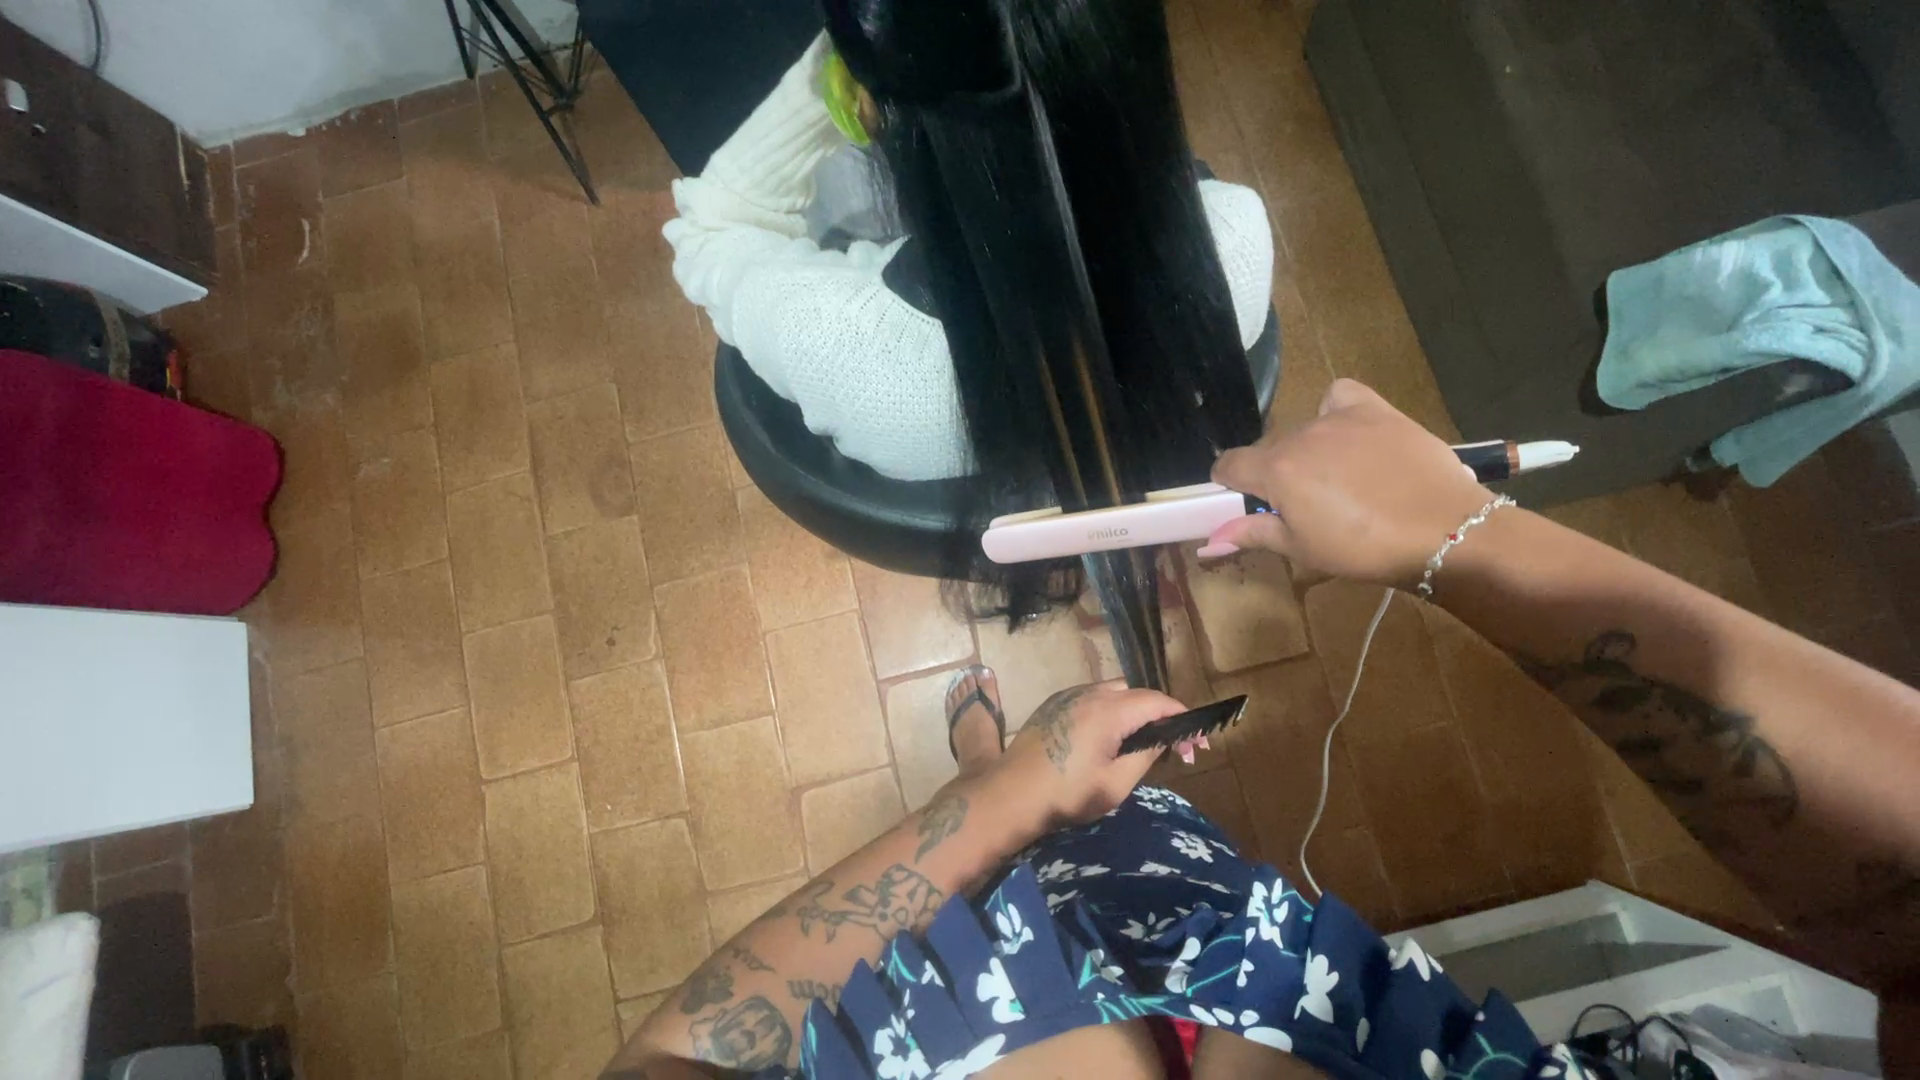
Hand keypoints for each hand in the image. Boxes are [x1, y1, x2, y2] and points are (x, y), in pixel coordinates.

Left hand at [995, 681, 1186, 826]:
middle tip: (1171, 747)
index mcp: (1108, 711)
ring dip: (1133, 712)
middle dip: (1158, 715)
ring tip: (1141, 743)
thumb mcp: (1115, 783)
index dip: (1181, 718)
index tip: (1195, 743)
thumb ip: (1146, 755)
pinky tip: (1109, 738)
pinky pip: (1091, 698)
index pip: (1157, 701)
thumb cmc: (1066, 794)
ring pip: (1112, 693)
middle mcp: (1088, 694)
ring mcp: (1067, 696)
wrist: (1010, 795)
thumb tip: (1165, 739)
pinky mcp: (1052, 705)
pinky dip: (1109, 711)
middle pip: (1135, 693)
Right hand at [1204, 379, 1493, 587]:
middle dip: (1274, 474)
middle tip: (1303, 506)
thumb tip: (1211, 542)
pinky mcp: (1376, 411)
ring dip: (1307, 452)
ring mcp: (1338, 419)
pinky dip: (1335, 409)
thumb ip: (1254, 533)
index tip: (1243, 499)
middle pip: (1268, 450)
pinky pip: (1340, 396)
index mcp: (1276, 471)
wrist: (1444, 532)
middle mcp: (1300, 437)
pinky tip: (1348, 432)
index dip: (1228, 483)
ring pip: (1303, 430)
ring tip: (1338, 479)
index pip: (1228, 465)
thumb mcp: (1302, 549)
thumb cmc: (1364, 550)